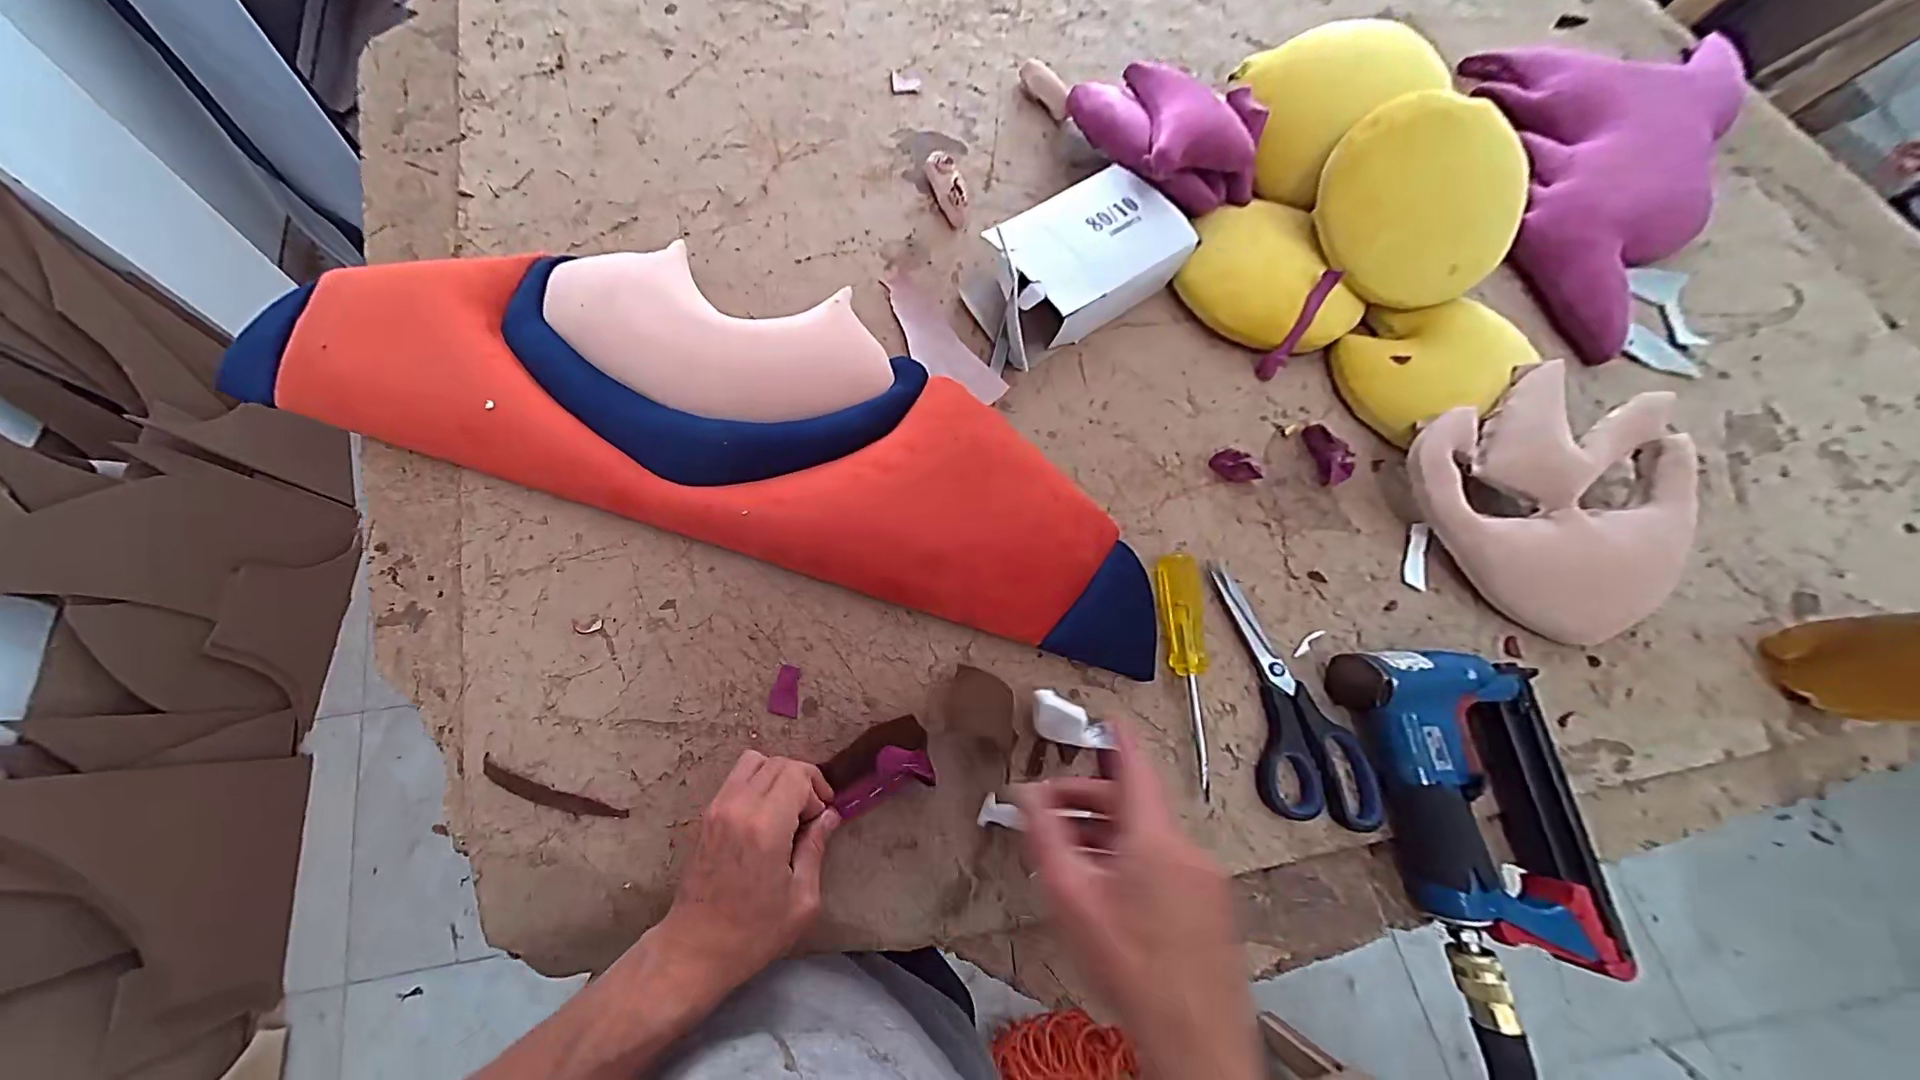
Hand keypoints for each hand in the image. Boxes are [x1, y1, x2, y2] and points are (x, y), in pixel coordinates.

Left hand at [647, 750, 839, 996]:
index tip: (822, 817)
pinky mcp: (706, 815)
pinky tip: (765, 816)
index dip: (817, 789)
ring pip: (756, 761)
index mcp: (764, 826)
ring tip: (786, 810)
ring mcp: (717, 808)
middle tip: (809, 816)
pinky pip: (737, 777)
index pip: (797, 774)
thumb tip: (829, 816)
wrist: (693, 951)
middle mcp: (738, 807)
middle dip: (803, 782)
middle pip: (779, 763)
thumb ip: (816, 847)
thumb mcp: (802, 899)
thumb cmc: (753, 933)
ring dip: (778, 777)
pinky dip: (758, 783)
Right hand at [1013, 724, 1260, 1079]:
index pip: (1135, 764)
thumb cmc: (1136, 973)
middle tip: (1053, 813)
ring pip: (1147, 832)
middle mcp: (1184, 847)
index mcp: (1153, 836)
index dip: (1115, 737)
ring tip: (1074, 858)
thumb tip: (1027, 797)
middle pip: (1133, 801)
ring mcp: (1202, 875)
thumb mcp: (1070, 896)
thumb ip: (1043, 835)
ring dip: (1107, 832)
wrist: (1193, 1038)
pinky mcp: (1210, 900)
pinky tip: (1108, 887)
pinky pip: (1165, 859)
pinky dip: (1132, 857)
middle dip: (1088, 800)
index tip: (1105, 721)